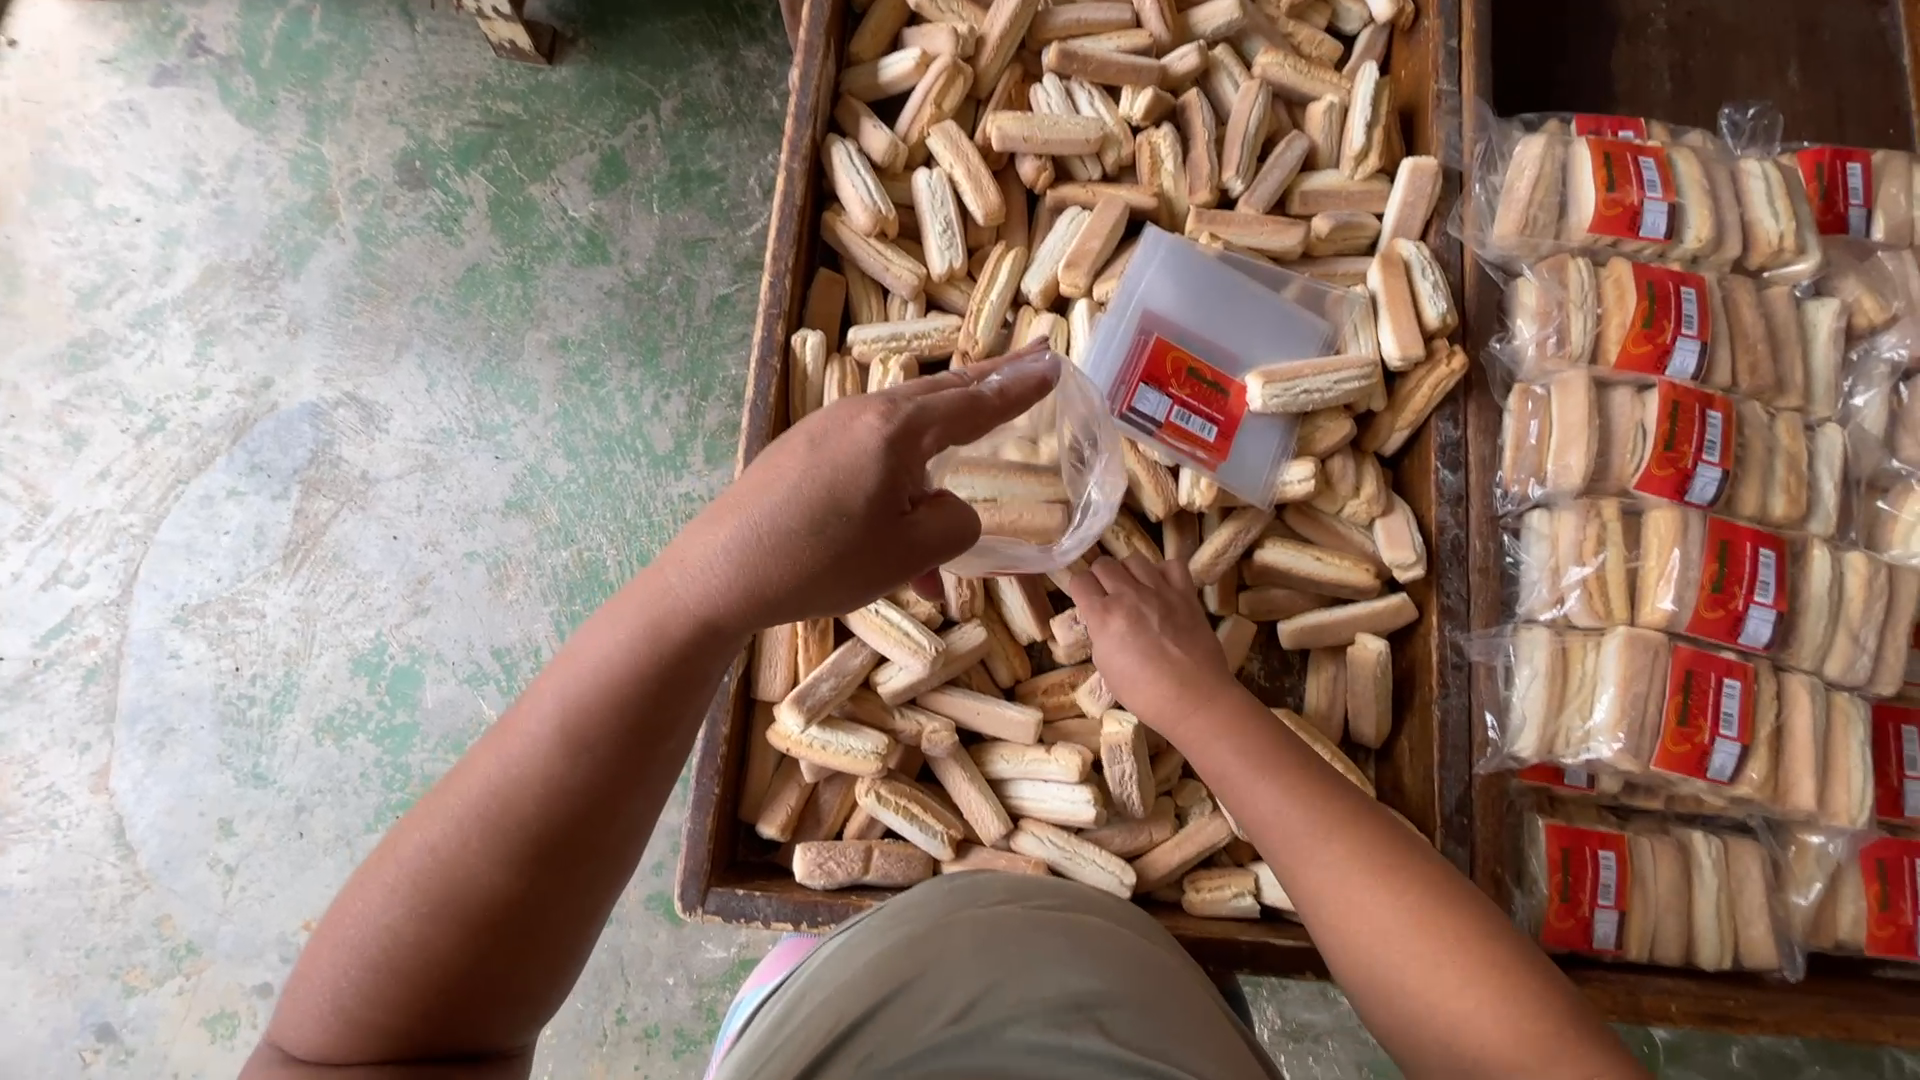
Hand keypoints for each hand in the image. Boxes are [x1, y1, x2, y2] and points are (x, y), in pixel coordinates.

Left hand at [654, 350, 1060, 635]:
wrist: (719, 574)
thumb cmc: (822, 562)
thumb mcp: (909, 554)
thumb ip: (954, 523)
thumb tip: (948, 505)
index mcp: (897, 430)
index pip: (974, 403)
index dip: (1019, 389)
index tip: (1052, 364)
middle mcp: (863, 414)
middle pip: (941, 394)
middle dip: (990, 382)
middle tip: (1029, 361)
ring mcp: (826, 429)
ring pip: (903, 431)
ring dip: (940, 454)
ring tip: (964, 472)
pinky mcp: (802, 452)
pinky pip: (868, 456)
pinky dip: (896, 485)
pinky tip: (893, 541)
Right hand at [1066, 553, 1246, 735]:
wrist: (1193, 698)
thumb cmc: (1143, 693)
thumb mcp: (1105, 665)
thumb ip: (1100, 633)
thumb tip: (1104, 620)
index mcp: (1104, 615)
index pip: (1079, 580)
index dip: (1080, 589)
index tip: (1086, 600)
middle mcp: (1128, 594)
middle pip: (1103, 563)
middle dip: (1100, 577)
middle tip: (1108, 596)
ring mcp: (1160, 590)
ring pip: (1134, 559)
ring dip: (1129, 572)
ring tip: (1135, 590)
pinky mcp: (1186, 593)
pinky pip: (1171, 565)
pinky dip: (1163, 572)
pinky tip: (1162, 588)